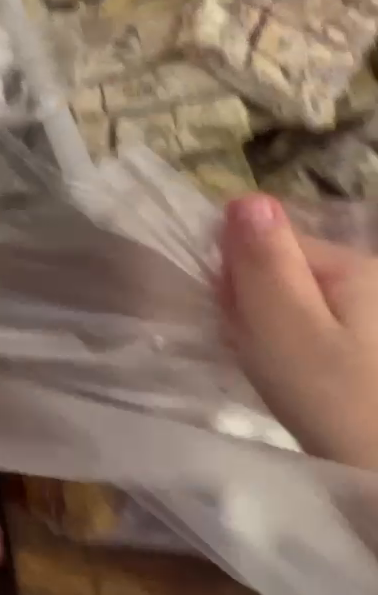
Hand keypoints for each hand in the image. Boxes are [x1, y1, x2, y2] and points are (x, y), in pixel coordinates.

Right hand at [222, 194, 377, 470]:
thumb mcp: (283, 326)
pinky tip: (301, 376)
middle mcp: (376, 280)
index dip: (232, 275)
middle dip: (253, 302)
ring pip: (298, 300)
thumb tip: (246, 198)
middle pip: (282, 269)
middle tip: (254, 346)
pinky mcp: (371, 347)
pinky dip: (298, 349)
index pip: (262, 243)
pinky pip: (320, 327)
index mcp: (354, 268)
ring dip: (271, 327)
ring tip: (276, 366)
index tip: (233, 316)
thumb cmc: (333, 396)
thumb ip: (262, 260)